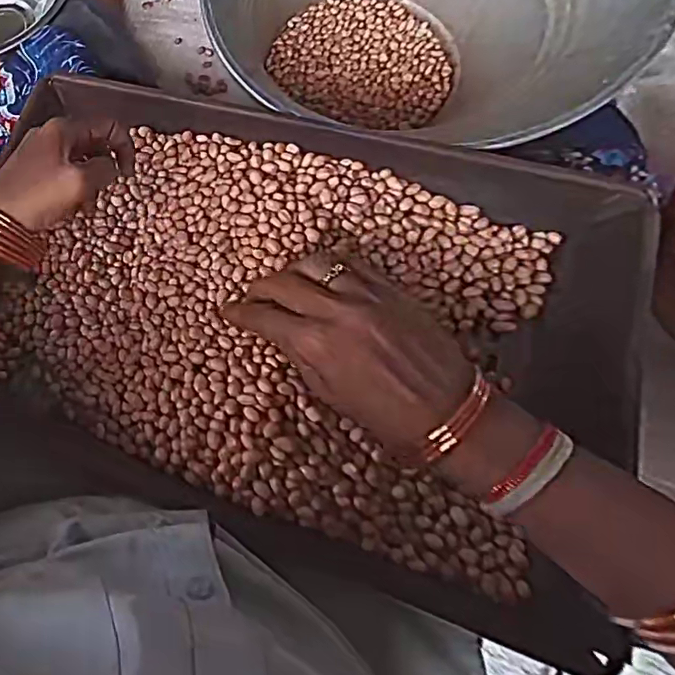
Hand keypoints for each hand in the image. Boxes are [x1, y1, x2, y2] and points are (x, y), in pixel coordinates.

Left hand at [0, 117, 133, 229]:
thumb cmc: (37, 197)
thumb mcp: (80, 182)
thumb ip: (105, 168)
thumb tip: (112, 167)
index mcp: (63, 128)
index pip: (108, 125)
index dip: (125, 146)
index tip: (128, 173)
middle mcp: (50, 134)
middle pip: (93, 142)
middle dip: (106, 165)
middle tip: (108, 189)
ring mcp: (38, 152)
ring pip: (79, 159)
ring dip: (91, 179)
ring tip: (88, 202)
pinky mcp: (31, 171)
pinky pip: (63, 171)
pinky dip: (74, 185)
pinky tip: (72, 206)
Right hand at [221, 253, 476, 457]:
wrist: (445, 410)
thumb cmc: (381, 411)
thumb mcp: (325, 389)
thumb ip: (298, 353)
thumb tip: (279, 331)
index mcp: (316, 343)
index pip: (264, 317)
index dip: (240, 313)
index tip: (229, 311)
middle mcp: (337, 312)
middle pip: (282, 282)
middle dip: (260, 288)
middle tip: (254, 296)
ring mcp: (366, 296)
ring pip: (315, 263)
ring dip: (293, 270)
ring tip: (288, 282)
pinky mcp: (391, 290)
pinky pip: (352, 265)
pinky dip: (331, 268)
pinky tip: (325, 278)